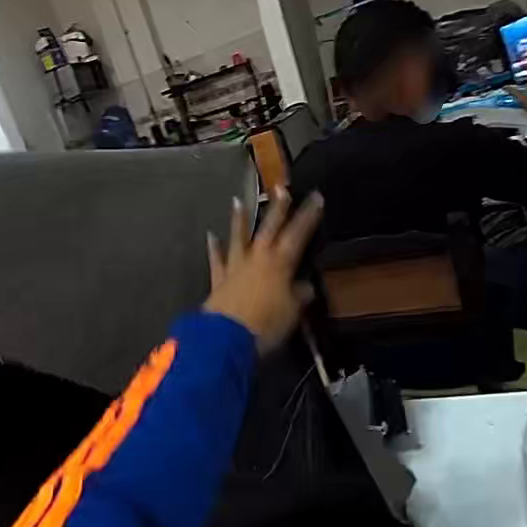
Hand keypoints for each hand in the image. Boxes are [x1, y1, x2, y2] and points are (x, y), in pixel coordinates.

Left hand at [204, 187, 323, 354]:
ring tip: (238, 201)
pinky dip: (214, 248)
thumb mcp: (292, 311)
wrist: (227, 339)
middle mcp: (258, 258)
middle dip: (278, 208)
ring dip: (239, 220)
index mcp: (280, 263)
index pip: (299, 234)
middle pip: (269, 228)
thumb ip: (299, 296)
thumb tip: (306, 287)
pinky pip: (217, 260)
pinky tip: (210, 236)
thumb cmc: (266, 324)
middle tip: (281, 187)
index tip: (316, 197)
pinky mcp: (219, 280)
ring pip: (239, 238)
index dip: (308, 216)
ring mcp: (235, 267)